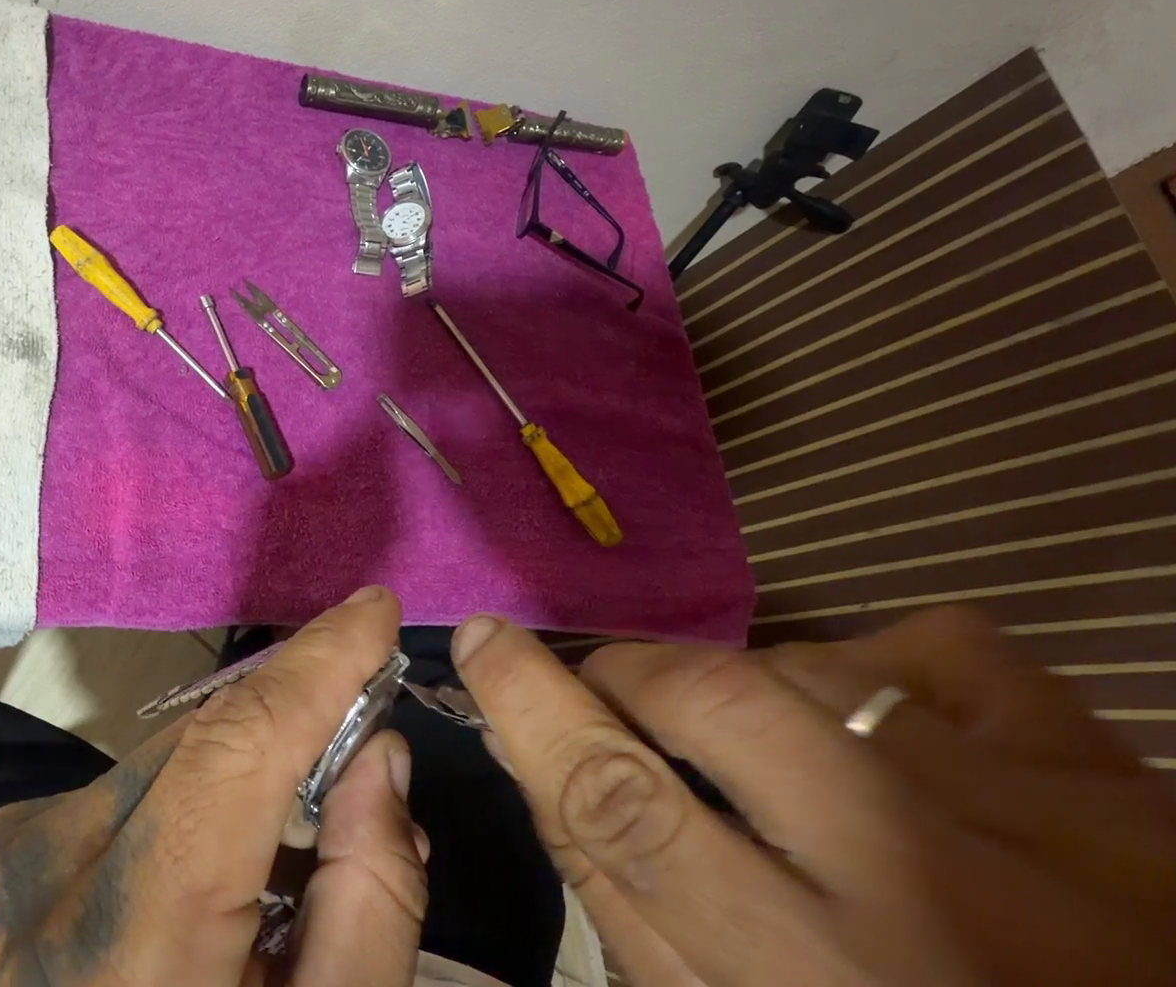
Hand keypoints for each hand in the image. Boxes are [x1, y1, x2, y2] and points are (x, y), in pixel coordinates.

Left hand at [0, 586, 428, 985]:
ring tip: (277, 860)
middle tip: (360, 758)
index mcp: (121, 948)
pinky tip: (196, 882)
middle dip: (287, 733)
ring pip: (153, 770)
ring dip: (229, 784)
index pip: (231, 751)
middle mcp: (35, 879)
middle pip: (195, 754)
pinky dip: (172, 813)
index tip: (374, 609)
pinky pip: (107, 802)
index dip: (312, 668)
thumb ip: (367, 905)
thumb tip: (378, 757)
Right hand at [452, 605, 1175, 986]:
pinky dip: (870, 665)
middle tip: (617, 688)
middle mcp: (928, 902)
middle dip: (628, 671)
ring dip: (753, 692)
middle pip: (711, 703)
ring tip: (793, 765)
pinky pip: (934, 647)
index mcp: (804, 985)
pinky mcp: (1124, 783)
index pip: (621, 807)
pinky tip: (887, 730)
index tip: (485, 643)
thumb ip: (625, 898)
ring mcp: (1051, 831)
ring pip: (809, 666)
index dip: (533, 708)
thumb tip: (536, 751)